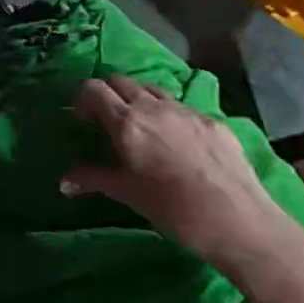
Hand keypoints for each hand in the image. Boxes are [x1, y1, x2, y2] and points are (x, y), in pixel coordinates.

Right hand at [63, 77, 297, 273]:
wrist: (240, 221)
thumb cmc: (173, 210)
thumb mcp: (127, 194)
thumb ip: (93, 178)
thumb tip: (63, 182)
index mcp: (126, 122)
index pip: (94, 88)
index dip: (83, 98)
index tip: (83, 119)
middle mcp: (153, 106)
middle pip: (120, 81)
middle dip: (108, 94)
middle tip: (108, 121)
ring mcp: (185, 110)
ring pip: (151, 89)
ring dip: (138, 99)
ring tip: (142, 127)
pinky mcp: (213, 120)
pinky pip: (181, 107)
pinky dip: (169, 114)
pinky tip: (178, 143)